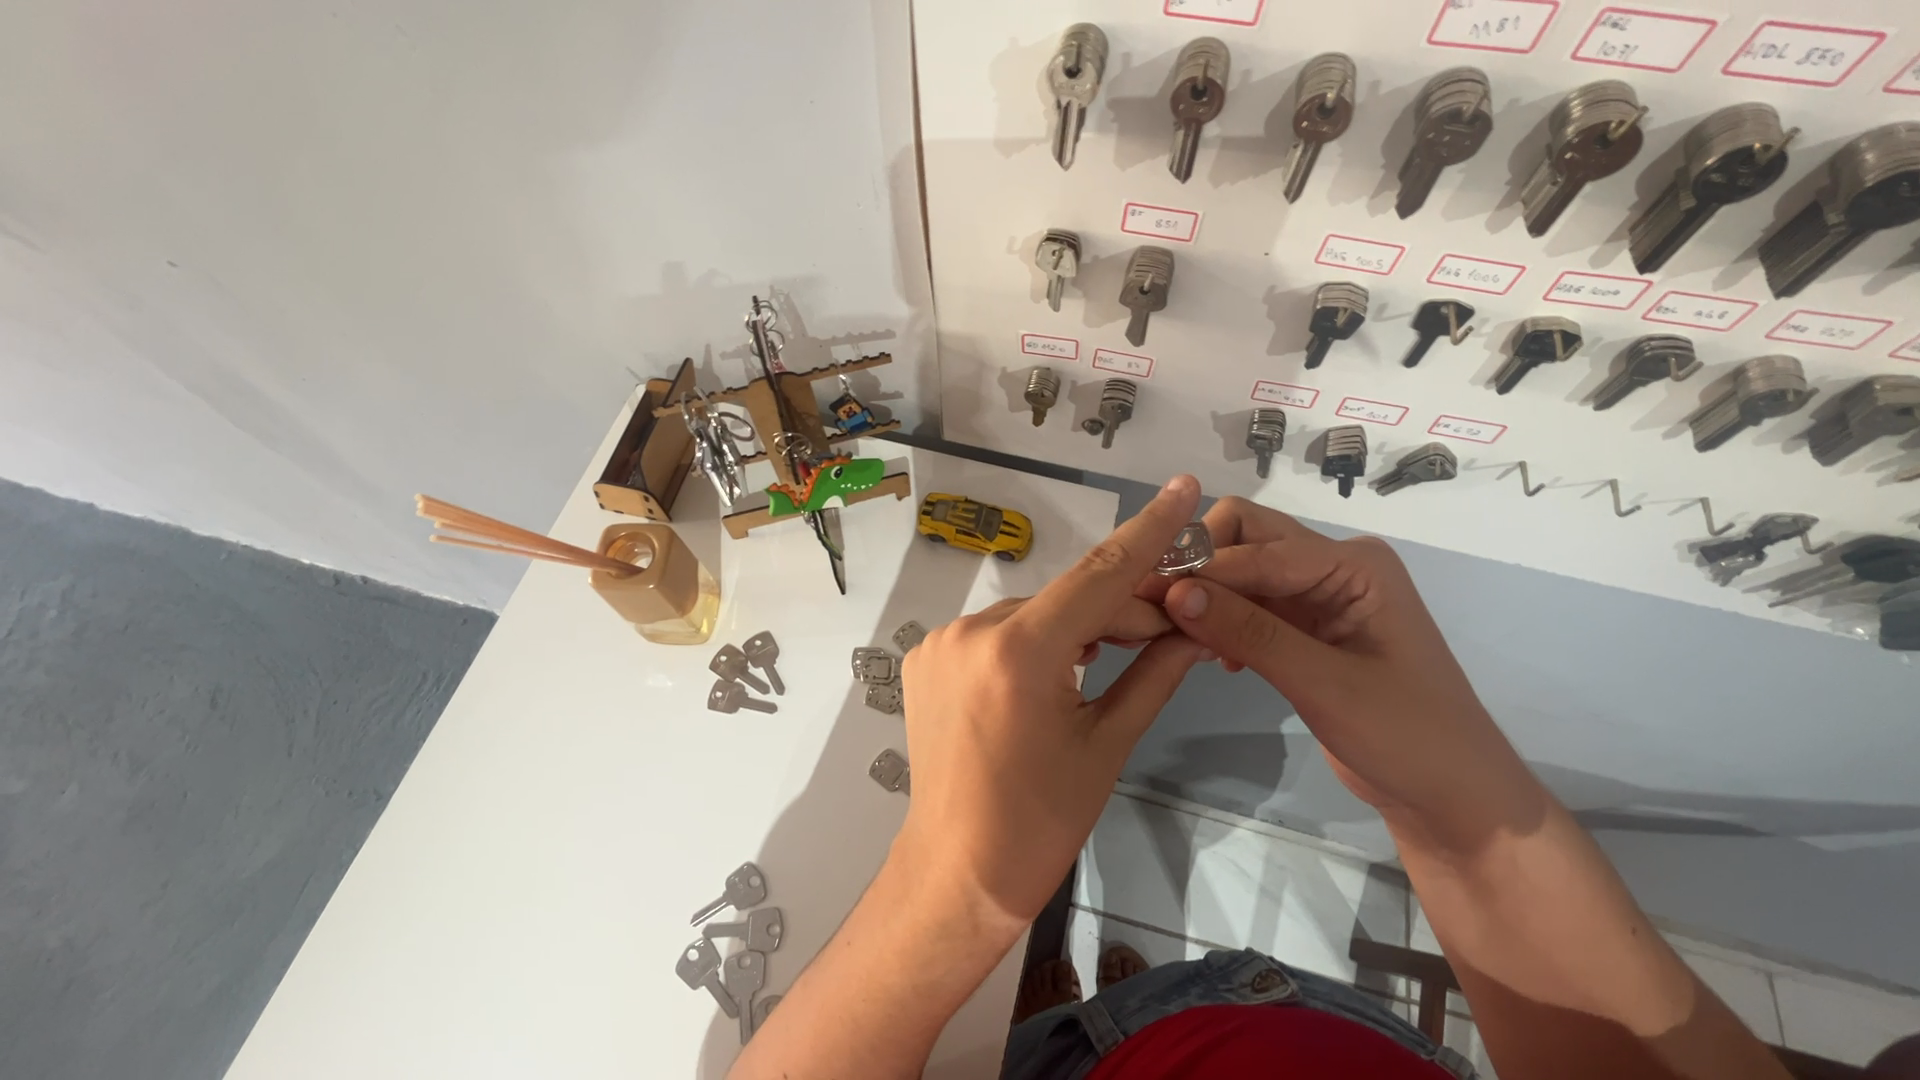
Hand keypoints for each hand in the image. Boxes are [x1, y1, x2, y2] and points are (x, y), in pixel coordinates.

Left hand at [895, 476, 1207, 925]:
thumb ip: (1153, 673)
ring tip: (1117, 653)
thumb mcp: (1107, 743)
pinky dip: (1035, 641)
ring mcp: (940, 643)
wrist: (956, 872)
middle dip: (1122, 610)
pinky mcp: (925, 659)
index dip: (1149, 530)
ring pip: (1032, 615)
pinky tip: (1061, 669)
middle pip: (1066, 600)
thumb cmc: (1041, 820)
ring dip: (1077, 627)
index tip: (1185, 486)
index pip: (1098, 574)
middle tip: (1174, 628)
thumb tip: (1196, 628)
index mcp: (1017, 652)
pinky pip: (997, 634)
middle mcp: (969, 631)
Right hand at [1155, 498, 1531, 835]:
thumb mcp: (1326, 684)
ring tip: (1165, 628)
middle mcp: (1333, 567)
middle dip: (1198, 565)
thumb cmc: (1407, 737)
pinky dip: (1219, 619)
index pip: (1259, 545)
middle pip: (1246, 538)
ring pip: (1240, 573)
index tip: (1144, 591)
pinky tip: (1206, 654)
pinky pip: (1246, 607)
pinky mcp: (1302, 630)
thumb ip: (1251, 634)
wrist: (1451, 798)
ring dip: (1203, 592)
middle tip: (1152, 604)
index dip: (1202, 566)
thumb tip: (1174, 593)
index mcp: (1354, 564)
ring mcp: (1316, 598)